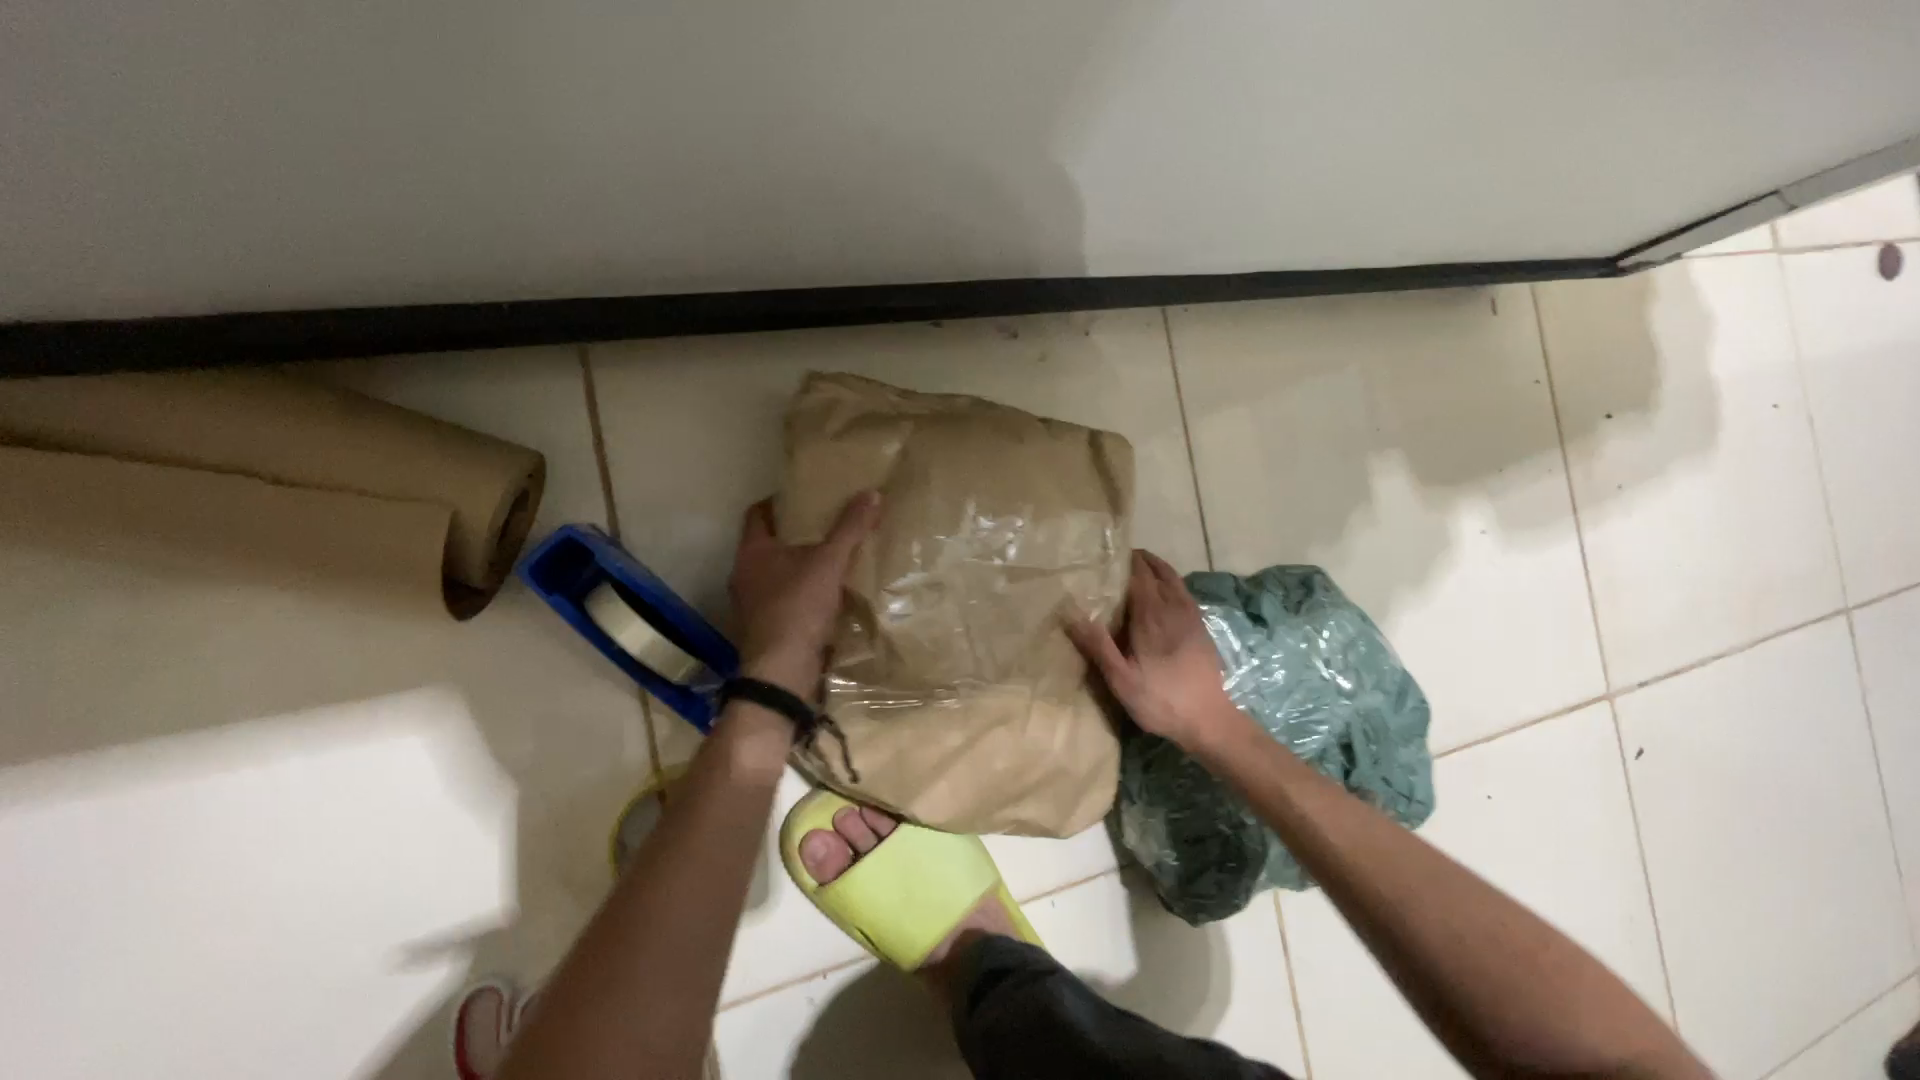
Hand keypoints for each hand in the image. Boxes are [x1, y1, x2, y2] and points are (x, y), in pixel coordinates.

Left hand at [727, 490, 881, 699]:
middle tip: (824, 526)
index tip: (805, 498)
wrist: (782, 671)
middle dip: (793, 536)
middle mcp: (743, 575)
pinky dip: (800, 595)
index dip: (779, 503)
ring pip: (774, 575)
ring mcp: (750, 606)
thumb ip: (849, 529)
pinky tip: (825, 598)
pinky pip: (781, 602)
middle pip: (766, 545)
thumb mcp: (829, 563)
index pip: (758, 513)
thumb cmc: (798, 608)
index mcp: (752, 552)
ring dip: (797, 568)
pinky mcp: (763, 629)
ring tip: (829, 561)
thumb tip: (871, 494)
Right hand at [1066, 549, 1249, 752]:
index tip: (1099, 555)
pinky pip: (1182, 590)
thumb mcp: (1121, 680)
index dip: (1119, 561)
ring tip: (1132, 566)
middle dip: (1134, 560)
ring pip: (1171, 577)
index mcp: (1151, 615)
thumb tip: (1070, 614)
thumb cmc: (1160, 700)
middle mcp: (1173, 606)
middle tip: (1110, 560)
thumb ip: (1097, 645)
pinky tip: (1158, 591)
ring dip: (1152, 566)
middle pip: (1154, 570)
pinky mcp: (1200, 625)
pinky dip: (1167, 580)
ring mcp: (1190, 614)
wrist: (1209, 719)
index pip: (1136, 573)